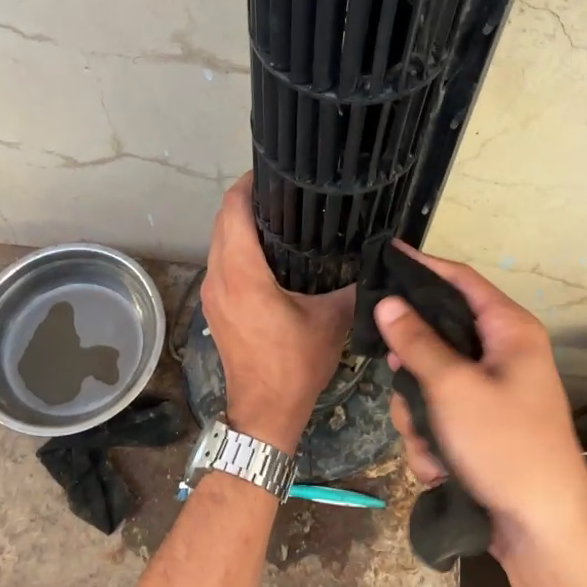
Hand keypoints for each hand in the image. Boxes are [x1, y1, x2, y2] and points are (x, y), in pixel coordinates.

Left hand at [202, 174, 353, 451]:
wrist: (265, 412)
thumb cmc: (296, 364)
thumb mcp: (332, 319)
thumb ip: (351, 283)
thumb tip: (373, 256)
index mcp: (242, 273)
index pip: (233, 211)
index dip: (249, 185)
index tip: (275, 173)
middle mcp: (219, 277)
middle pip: (222, 222)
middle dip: (247, 201)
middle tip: (285, 192)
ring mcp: (212, 293)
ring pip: (218, 242)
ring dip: (240, 224)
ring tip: (279, 216)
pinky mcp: (215, 307)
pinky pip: (221, 262)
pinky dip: (237, 247)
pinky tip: (268, 252)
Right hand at [376, 242, 586, 565]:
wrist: (542, 528)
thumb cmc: (505, 445)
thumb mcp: (453, 388)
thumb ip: (416, 342)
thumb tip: (387, 301)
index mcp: (509, 331)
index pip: (460, 280)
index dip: (422, 266)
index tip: (384, 253)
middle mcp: (502, 355)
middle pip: (436, 338)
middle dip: (413, 371)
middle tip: (400, 381)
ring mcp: (491, 394)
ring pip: (429, 384)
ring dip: (420, 417)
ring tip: (433, 446)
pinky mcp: (480, 428)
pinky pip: (439, 418)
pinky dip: (433, 442)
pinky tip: (441, 468)